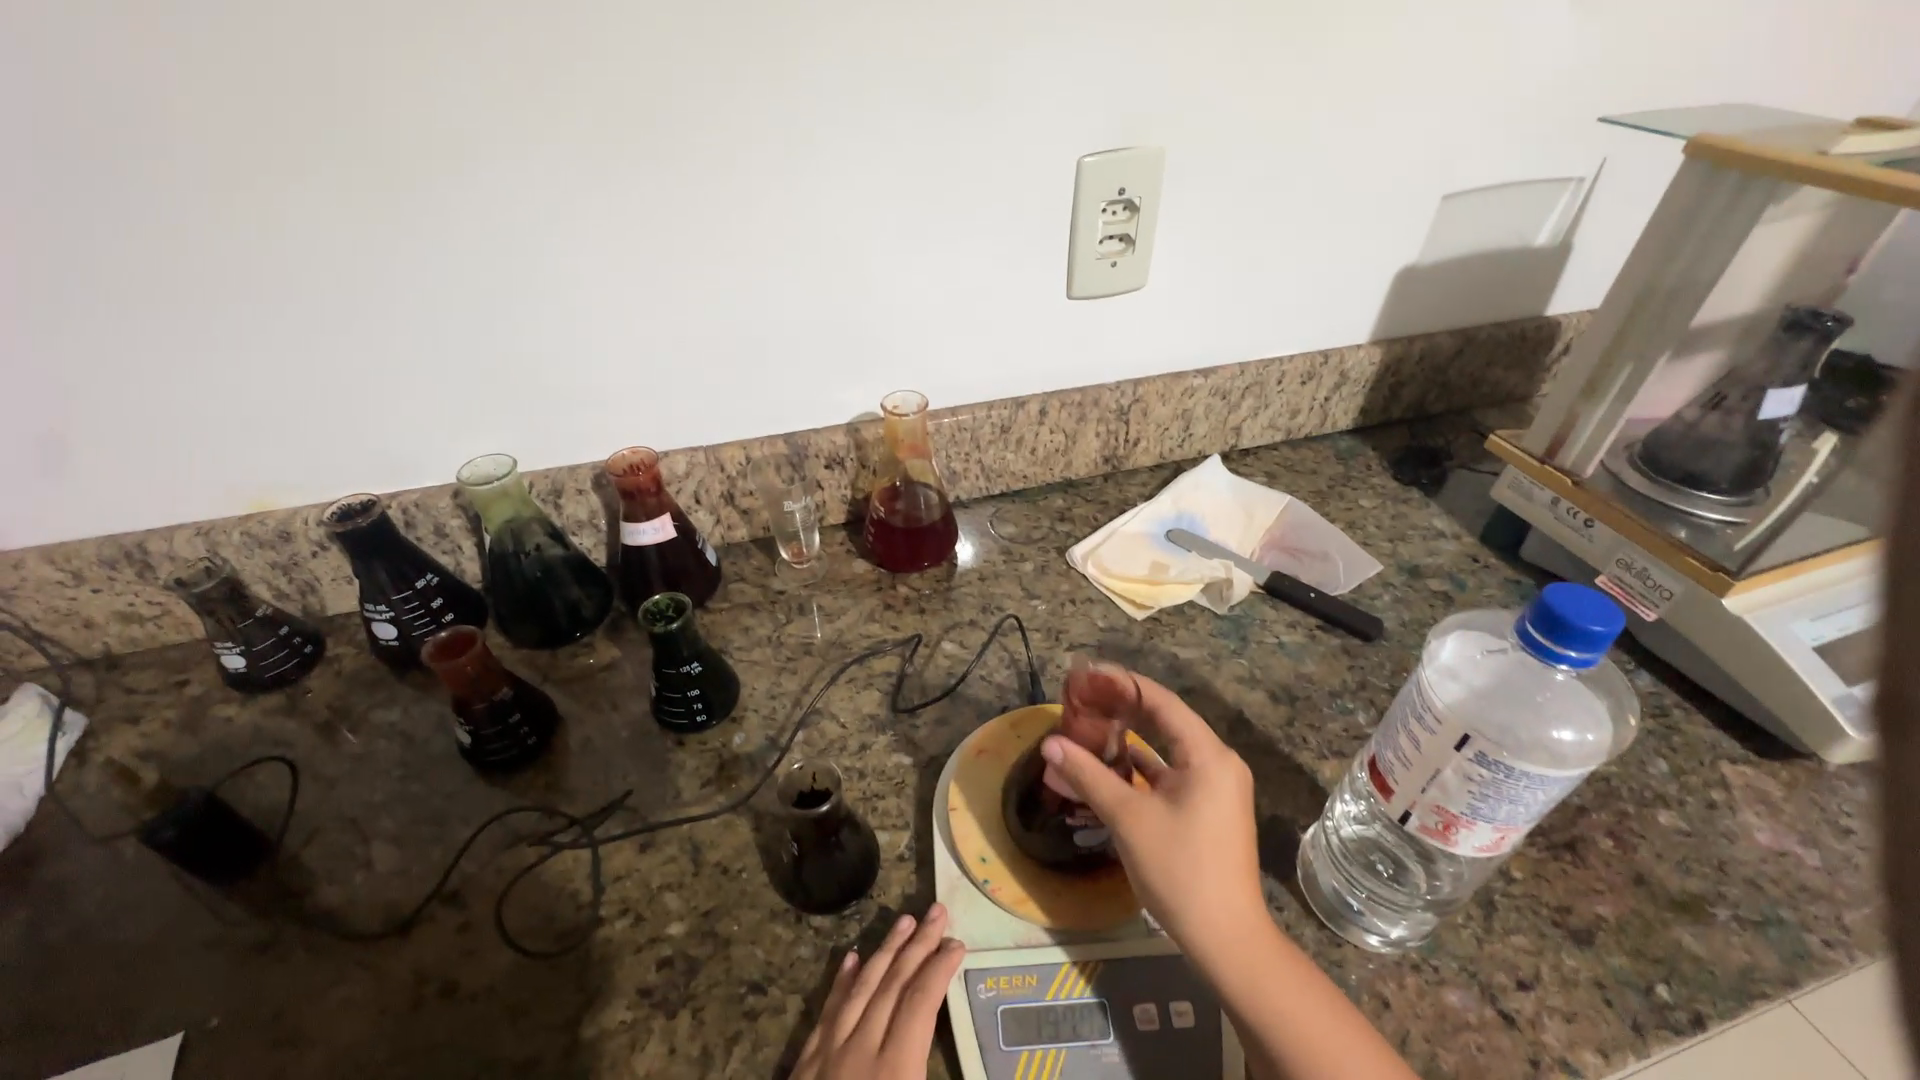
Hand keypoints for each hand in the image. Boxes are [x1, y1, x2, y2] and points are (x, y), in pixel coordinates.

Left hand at [791, 905, 967, 1079]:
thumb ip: (929, 1066)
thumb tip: (956, 1037)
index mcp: (896, 1068)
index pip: (921, 1003)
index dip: (940, 969)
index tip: (956, 943)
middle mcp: (861, 1049)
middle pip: (893, 986)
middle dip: (918, 946)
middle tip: (937, 911)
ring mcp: (828, 1053)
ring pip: (860, 990)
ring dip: (884, 952)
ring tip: (904, 921)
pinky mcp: (805, 1064)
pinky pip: (826, 1013)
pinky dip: (841, 983)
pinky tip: (851, 958)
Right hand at [1041, 674, 1264, 950]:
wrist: (1225, 937)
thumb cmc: (1179, 870)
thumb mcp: (1128, 818)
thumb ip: (1089, 775)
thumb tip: (1050, 744)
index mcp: (1207, 754)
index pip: (1160, 702)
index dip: (1120, 684)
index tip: (1085, 674)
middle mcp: (1216, 762)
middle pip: (1162, 721)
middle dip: (1119, 709)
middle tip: (1078, 697)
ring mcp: (1213, 787)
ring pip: (1163, 750)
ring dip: (1125, 740)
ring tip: (1084, 727)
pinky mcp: (1206, 809)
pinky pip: (1168, 775)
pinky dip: (1137, 769)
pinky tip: (1105, 766)